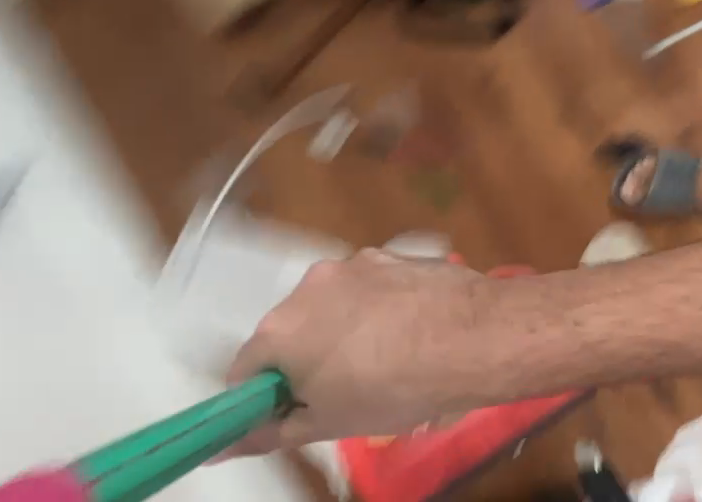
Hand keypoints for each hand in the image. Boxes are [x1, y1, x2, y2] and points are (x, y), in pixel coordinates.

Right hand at [222, 248, 506, 454]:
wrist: (475, 337)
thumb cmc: (395, 387)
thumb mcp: (325, 424)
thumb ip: (268, 432)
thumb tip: (225, 446)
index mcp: (281, 327)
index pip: (247, 369)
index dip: (265, 397)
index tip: (291, 410)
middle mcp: (314, 283)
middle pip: (293, 328)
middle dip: (308, 357)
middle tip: (343, 386)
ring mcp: (362, 262)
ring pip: (338, 303)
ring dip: (347, 327)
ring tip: (386, 356)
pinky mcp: (402, 254)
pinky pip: (376, 286)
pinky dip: (383, 305)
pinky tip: (412, 329)